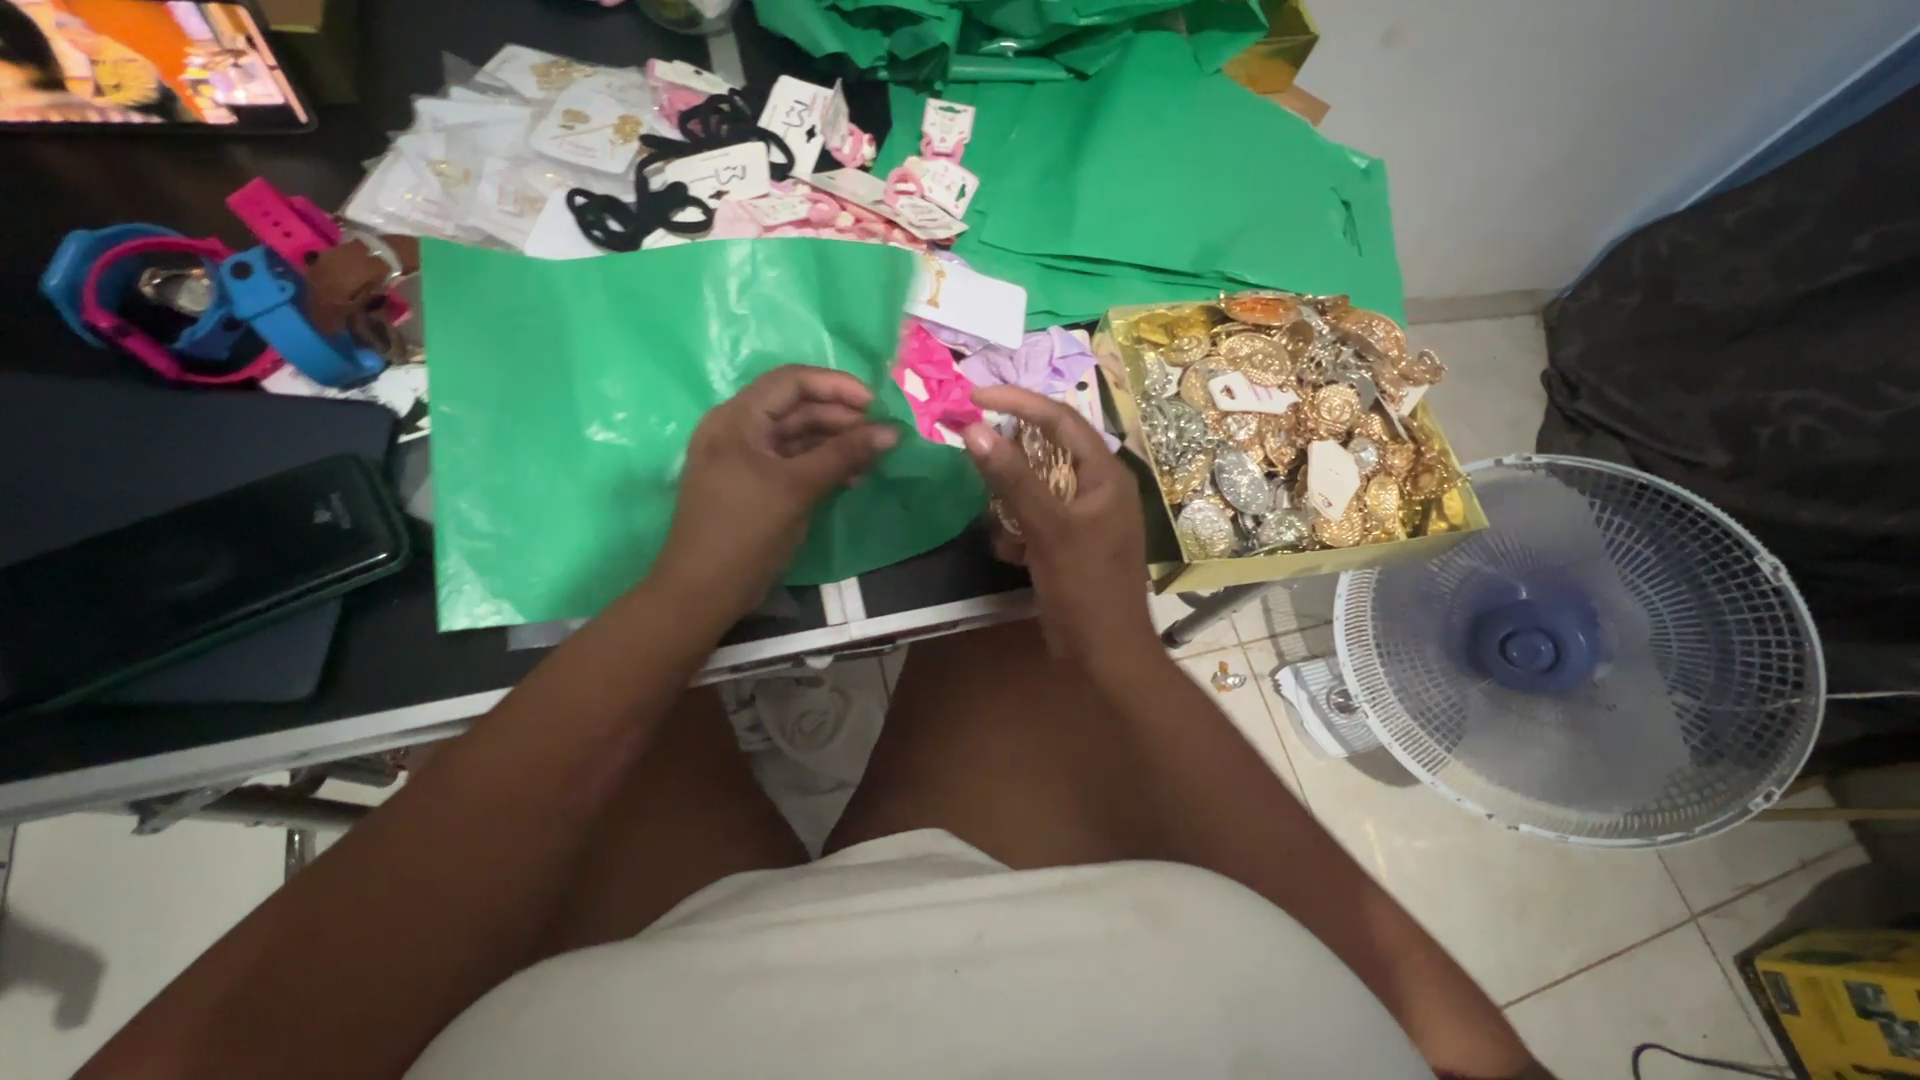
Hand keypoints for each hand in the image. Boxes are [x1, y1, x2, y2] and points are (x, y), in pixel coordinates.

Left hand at [652, 366, 897, 619]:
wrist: (703, 591)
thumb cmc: (745, 530)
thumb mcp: (798, 487)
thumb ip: (845, 454)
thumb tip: (893, 430)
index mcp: (737, 418)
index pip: (792, 381)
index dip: (837, 386)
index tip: (877, 404)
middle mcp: (738, 429)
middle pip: (797, 407)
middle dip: (841, 417)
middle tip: (881, 435)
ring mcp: (745, 459)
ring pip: (798, 436)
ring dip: (836, 443)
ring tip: (873, 458)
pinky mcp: (755, 485)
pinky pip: (793, 462)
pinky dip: (822, 465)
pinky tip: (853, 478)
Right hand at [961, 386, 1160, 674]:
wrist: (1105, 653)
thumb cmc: (1085, 587)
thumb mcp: (1047, 528)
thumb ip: (1012, 478)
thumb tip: (974, 429)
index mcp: (1105, 474)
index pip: (1061, 418)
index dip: (1018, 401)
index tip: (974, 396)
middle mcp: (1098, 487)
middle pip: (1046, 451)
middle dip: (1010, 459)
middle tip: (975, 457)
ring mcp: (1085, 516)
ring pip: (1035, 487)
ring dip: (1011, 503)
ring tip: (1004, 529)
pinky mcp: (1070, 542)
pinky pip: (1036, 518)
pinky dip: (1019, 530)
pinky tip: (1014, 554)